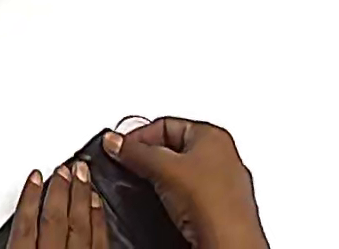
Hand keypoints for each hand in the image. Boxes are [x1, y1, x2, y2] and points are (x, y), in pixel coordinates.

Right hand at [6, 163, 107, 248]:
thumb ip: (16, 241)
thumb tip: (9, 226)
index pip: (24, 227)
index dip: (28, 198)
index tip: (35, 176)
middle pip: (54, 220)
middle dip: (59, 190)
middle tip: (63, 167)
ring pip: (78, 226)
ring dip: (80, 197)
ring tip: (82, 174)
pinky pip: (99, 243)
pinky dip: (98, 220)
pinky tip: (96, 203)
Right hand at [103, 119, 266, 248]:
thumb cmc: (213, 206)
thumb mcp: (163, 168)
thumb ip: (134, 152)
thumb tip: (114, 141)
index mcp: (214, 135)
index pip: (166, 124)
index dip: (140, 135)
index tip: (122, 147)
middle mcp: (224, 158)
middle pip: (173, 149)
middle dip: (152, 158)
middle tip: (134, 166)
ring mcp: (225, 188)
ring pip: (181, 176)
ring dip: (163, 182)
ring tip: (150, 190)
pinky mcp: (221, 215)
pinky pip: (190, 200)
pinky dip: (175, 202)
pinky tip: (166, 210)